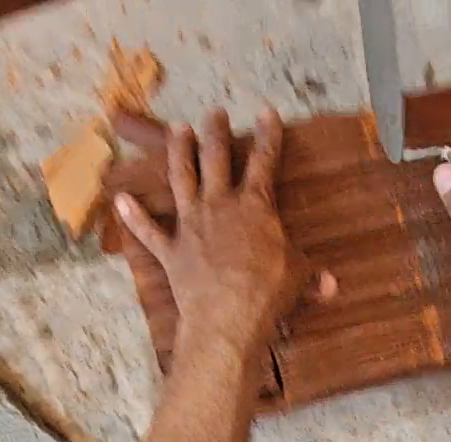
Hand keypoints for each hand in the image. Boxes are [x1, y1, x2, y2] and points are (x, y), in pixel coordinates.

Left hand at [115, 107, 331, 355]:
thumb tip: (330, 285)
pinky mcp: (171, 251)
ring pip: (182, 178)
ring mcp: (191, 226)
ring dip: (179, 152)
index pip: (264, 163)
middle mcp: (220, 206)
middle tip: (215, 114)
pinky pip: (149, 232)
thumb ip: (312, 276)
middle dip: (217, 133)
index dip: (268, 137)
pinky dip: (133, 217)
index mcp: (255, 207)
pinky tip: (119, 200)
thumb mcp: (298, 280)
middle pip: (216, 158)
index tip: (268, 114)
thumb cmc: (268, 294)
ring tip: (179, 131)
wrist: (228, 318)